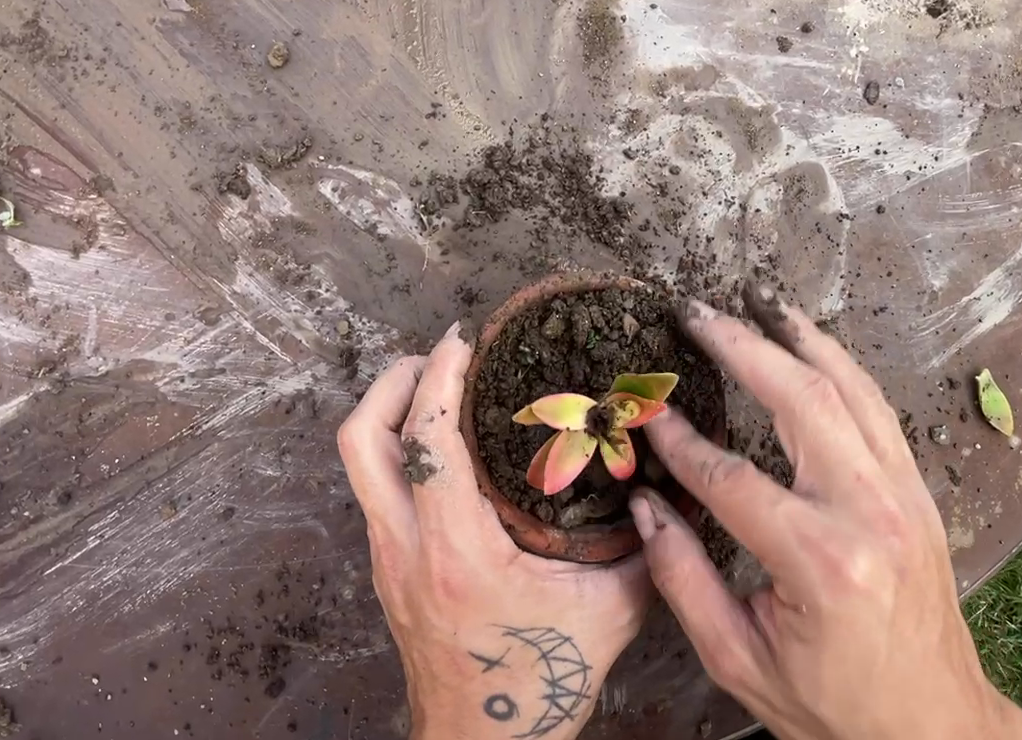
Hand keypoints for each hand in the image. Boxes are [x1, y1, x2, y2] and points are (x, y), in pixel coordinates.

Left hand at [339, 324, 652, 739]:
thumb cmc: (540, 682)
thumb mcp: (608, 610)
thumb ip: (640, 544)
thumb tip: (665, 485)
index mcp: (456, 551)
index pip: (427, 442)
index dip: (438, 377)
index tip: (461, 339)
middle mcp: (405, 547)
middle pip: (361, 439)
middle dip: (394, 381)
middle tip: (438, 356)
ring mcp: (386, 557)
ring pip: (357, 460)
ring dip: (389, 408)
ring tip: (435, 384)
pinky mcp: (387, 565)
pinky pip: (375, 483)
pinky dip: (398, 443)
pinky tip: (440, 440)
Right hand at [626, 287, 1021, 739]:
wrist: (938, 730)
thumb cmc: (833, 705)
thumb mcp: (740, 660)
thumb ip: (683, 579)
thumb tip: (646, 506)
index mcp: (820, 560)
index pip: (731, 477)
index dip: (680, 440)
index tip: (647, 411)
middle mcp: (868, 510)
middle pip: (799, 400)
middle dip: (740, 347)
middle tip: (696, 313)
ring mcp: (902, 492)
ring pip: (847, 387)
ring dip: (797, 336)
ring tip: (756, 301)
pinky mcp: (917, 488)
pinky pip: (876, 406)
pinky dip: (839, 363)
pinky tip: (808, 342)